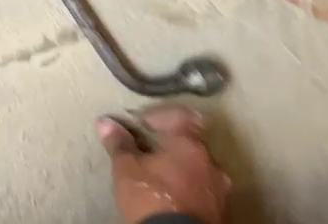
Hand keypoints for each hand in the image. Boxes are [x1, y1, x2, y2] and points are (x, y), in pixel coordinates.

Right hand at [95, 104, 230, 223]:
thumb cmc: (152, 196)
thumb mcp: (125, 168)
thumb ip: (119, 143)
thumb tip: (106, 123)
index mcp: (190, 146)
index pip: (181, 116)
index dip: (160, 114)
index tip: (141, 122)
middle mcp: (212, 164)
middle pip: (190, 144)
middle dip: (169, 145)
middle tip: (146, 151)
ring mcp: (220, 191)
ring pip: (198, 168)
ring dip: (180, 168)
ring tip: (158, 176)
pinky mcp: (221, 213)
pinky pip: (203, 189)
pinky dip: (187, 186)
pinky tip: (170, 194)